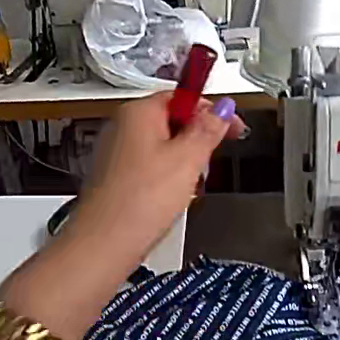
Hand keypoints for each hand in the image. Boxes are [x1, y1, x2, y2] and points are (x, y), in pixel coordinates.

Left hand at [64, 94, 243, 261]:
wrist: (106, 242)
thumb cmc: (140, 200)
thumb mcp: (188, 159)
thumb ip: (208, 129)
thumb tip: (223, 109)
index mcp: (138, 112)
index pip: (183, 97)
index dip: (212, 111)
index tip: (233, 127)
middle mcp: (122, 127)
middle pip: (173, 122)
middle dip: (197, 141)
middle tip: (209, 163)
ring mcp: (117, 153)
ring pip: (163, 148)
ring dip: (184, 164)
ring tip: (188, 187)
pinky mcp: (116, 178)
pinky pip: (150, 169)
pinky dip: (167, 180)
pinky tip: (171, 200)